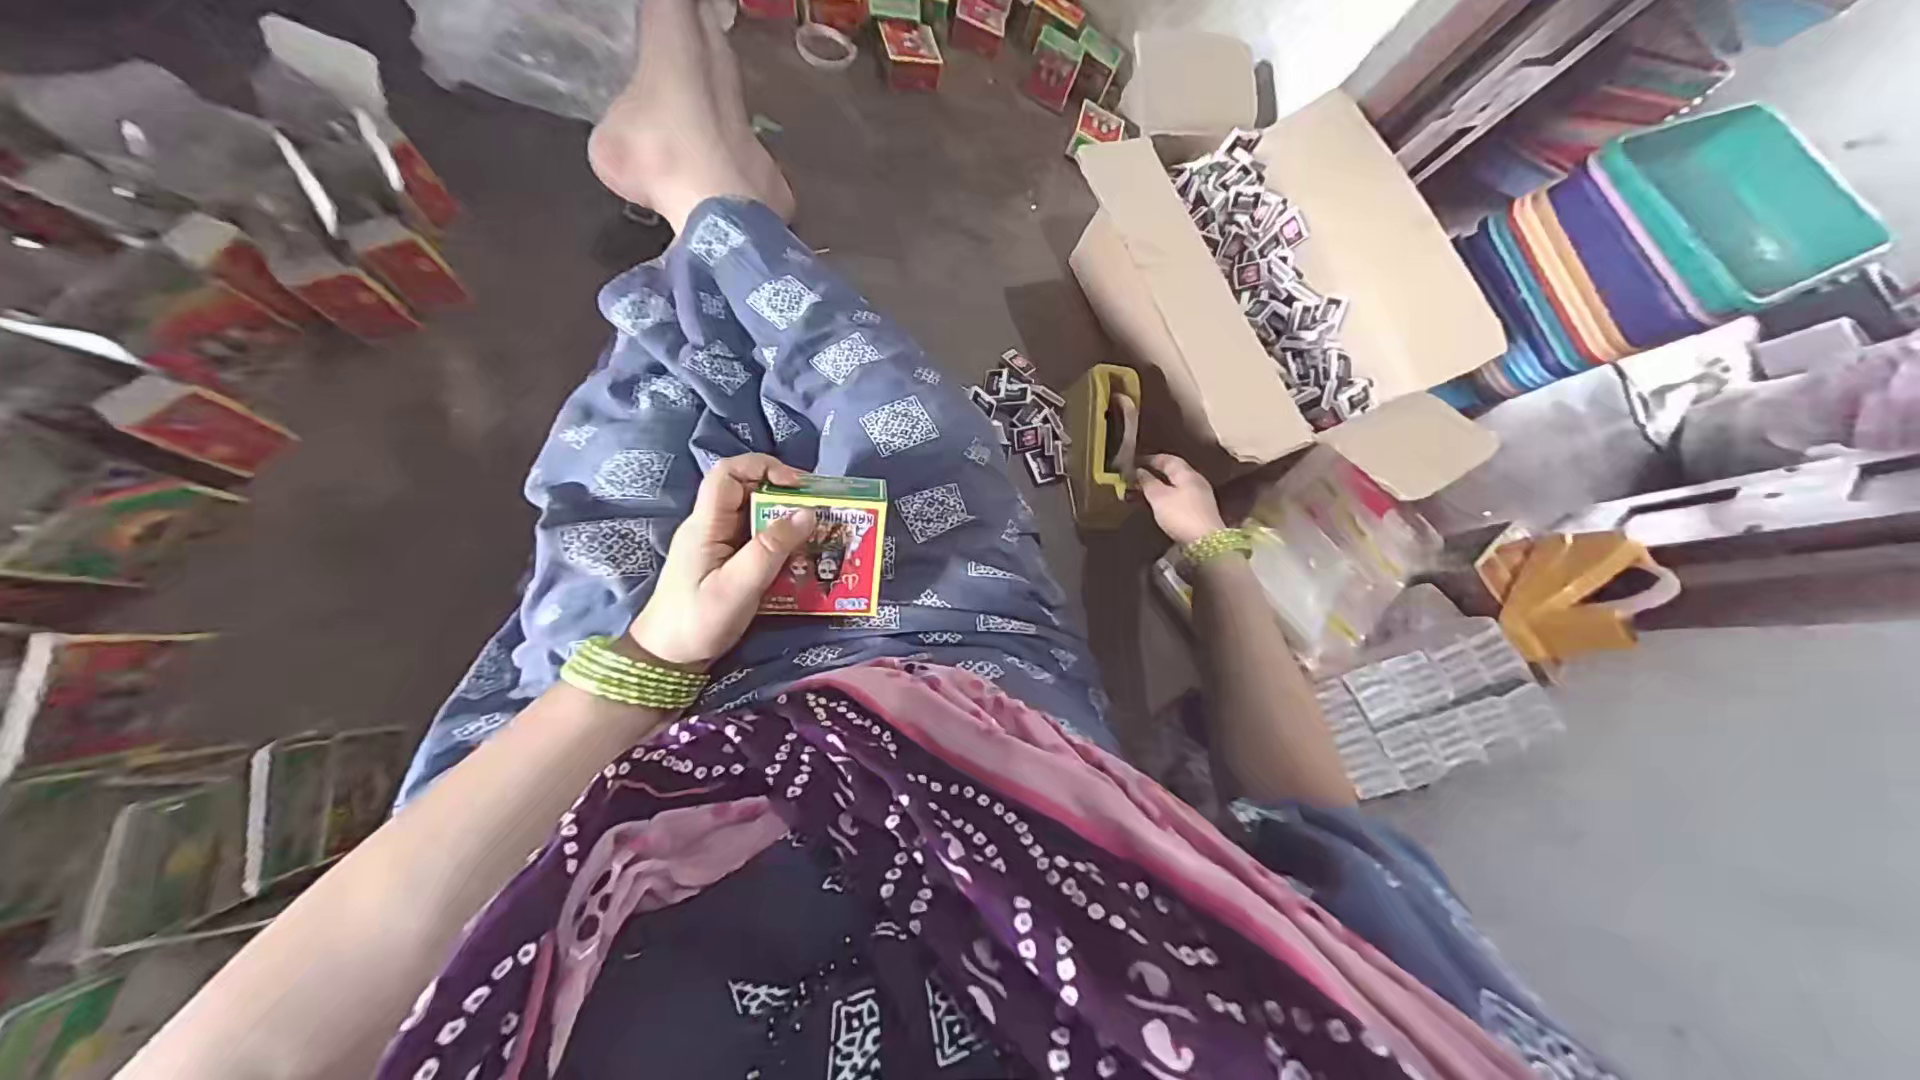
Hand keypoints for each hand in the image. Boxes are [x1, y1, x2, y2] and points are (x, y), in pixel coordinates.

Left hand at [628, 454, 815, 667]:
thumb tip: (808, 512)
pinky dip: (783, 544)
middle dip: (786, 497)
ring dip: (789, 522)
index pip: (729, 473)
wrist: (667, 659)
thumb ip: (771, 549)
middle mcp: (713, 527)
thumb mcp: (738, 586)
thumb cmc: (697, 621)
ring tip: (819, 536)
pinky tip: (803, 559)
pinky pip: (759, 542)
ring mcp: (720, 546)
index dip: (763, 468)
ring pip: (758, 517)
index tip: (797, 487)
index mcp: (706, 524)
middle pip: (749, 492)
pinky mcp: (729, 564)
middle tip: (821, 513)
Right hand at [1136, 454, 1227, 544]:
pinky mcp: (1202, 509)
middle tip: (1139, 475)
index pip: (1168, 459)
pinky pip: (1182, 494)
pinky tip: (1162, 501)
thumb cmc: (1180, 515)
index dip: (1151, 459)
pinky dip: (1169, 494)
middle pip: (1175, 470)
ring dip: (1162, 483)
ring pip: (1178, 483)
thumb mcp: (1159, 497)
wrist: (1206, 541)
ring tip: (1147, 489)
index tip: (1135, 462)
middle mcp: (1197, 480)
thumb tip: (1140, 470)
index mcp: (1187, 473)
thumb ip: (1148, 482)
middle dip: (1156, 471)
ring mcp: (1201, 495)